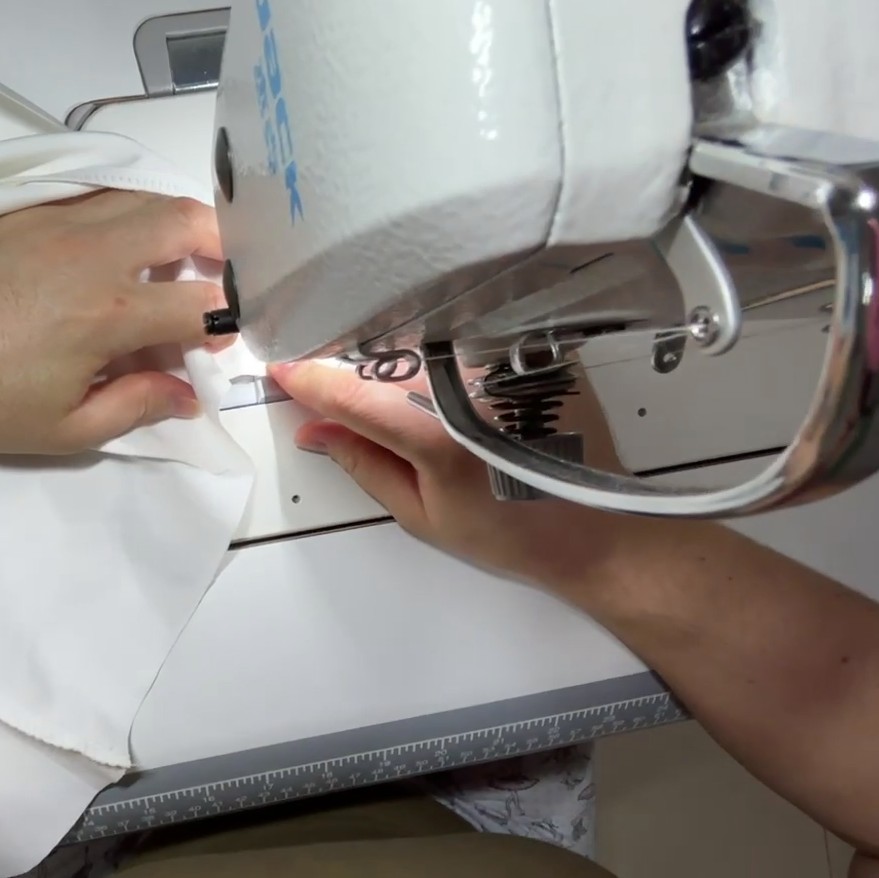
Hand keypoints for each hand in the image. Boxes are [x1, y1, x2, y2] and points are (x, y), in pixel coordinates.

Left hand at [0, 190, 225, 455]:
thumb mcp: (68, 429)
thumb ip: (138, 407)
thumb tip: (188, 398)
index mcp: (109, 312)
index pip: (198, 303)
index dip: (221, 323)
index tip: (215, 341)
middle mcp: (92, 251)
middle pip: (183, 220)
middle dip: (220, 244)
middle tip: (221, 274)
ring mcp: (55, 221)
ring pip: (141, 195)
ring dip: (174, 221)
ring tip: (174, 257)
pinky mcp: (22, 210)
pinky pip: (94, 194)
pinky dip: (125, 210)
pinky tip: (116, 243)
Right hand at [269, 360, 637, 585]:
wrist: (595, 528)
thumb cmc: (509, 532)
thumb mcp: (420, 513)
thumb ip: (363, 463)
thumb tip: (317, 432)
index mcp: (438, 435)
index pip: (354, 394)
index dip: (311, 382)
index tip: (284, 372)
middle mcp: (472, 387)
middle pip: (385, 365)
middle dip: (353, 379)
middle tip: (338, 402)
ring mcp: (506, 365)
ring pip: (423, 351)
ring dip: (395, 371)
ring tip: (411, 414)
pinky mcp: (531, 356)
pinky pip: (464, 345)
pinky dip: (439, 363)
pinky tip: (449, 396)